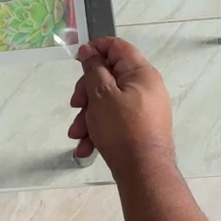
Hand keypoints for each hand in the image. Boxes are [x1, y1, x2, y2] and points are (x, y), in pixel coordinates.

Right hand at [67, 37, 175, 181]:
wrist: (144, 173)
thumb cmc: (122, 129)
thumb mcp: (101, 95)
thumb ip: (93, 69)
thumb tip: (89, 50)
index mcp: (141, 73)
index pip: (117, 47)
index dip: (95, 49)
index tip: (77, 60)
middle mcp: (145, 87)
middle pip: (108, 76)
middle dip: (86, 92)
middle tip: (75, 105)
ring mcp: (143, 108)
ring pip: (107, 101)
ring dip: (88, 116)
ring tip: (77, 134)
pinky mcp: (139, 127)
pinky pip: (114, 119)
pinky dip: (98, 128)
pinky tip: (86, 147)